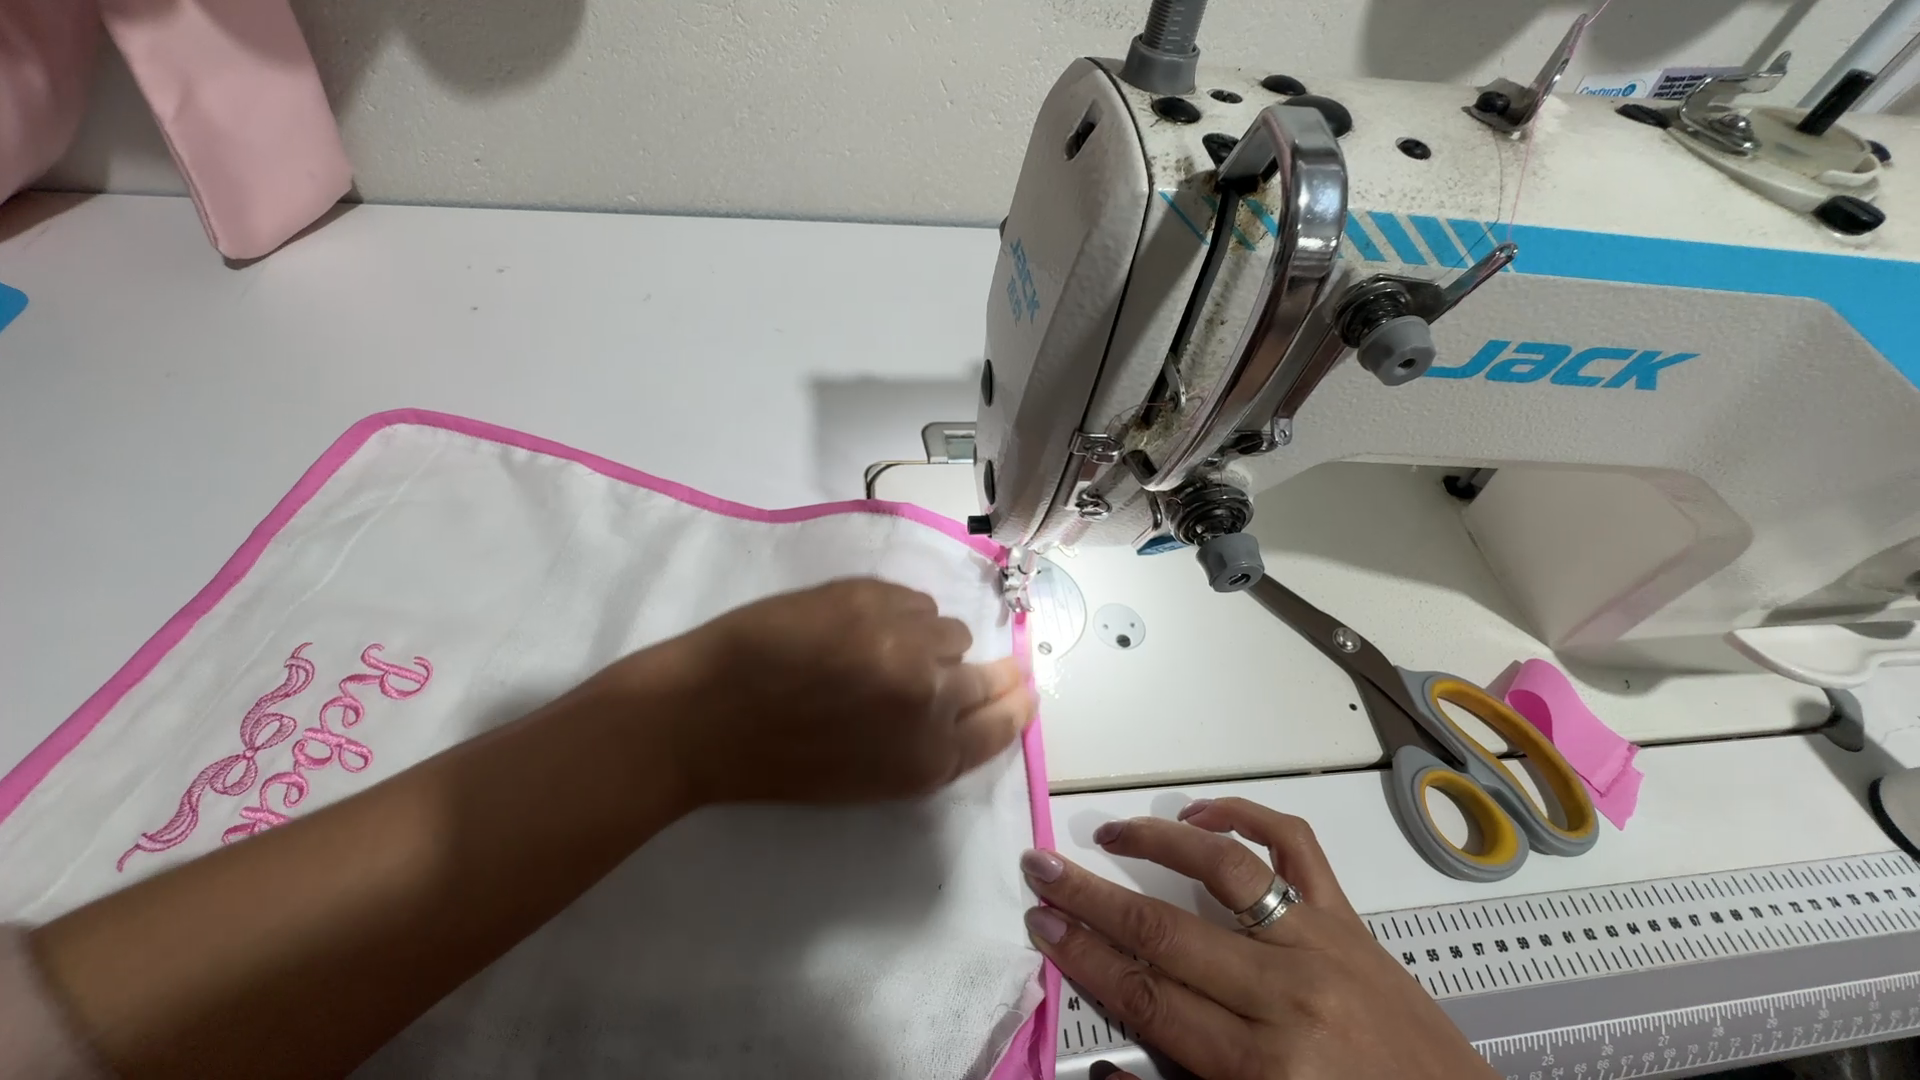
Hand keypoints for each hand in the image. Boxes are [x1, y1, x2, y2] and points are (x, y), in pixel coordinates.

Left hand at [629, 578, 1035, 804]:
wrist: (705, 716)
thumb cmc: (780, 761)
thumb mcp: (868, 778)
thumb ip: (926, 744)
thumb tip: (962, 696)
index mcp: (925, 759)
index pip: (1000, 727)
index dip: (1015, 706)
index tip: (1024, 688)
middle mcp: (929, 698)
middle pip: (987, 676)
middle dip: (994, 670)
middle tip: (993, 660)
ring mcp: (903, 641)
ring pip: (950, 631)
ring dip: (929, 640)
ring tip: (884, 650)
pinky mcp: (873, 597)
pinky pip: (915, 601)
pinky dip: (899, 613)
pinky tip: (860, 628)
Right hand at [1021, 799, 1495, 1079]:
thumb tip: (1102, 1072)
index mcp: (1262, 1067)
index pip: (1147, 993)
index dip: (1085, 954)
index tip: (1042, 920)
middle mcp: (1287, 994)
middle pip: (1165, 929)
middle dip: (1091, 896)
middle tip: (1042, 866)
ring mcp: (1323, 944)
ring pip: (1224, 869)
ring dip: (1156, 842)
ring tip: (1111, 833)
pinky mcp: (1352, 920)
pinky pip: (1297, 848)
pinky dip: (1245, 816)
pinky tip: (1203, 814)